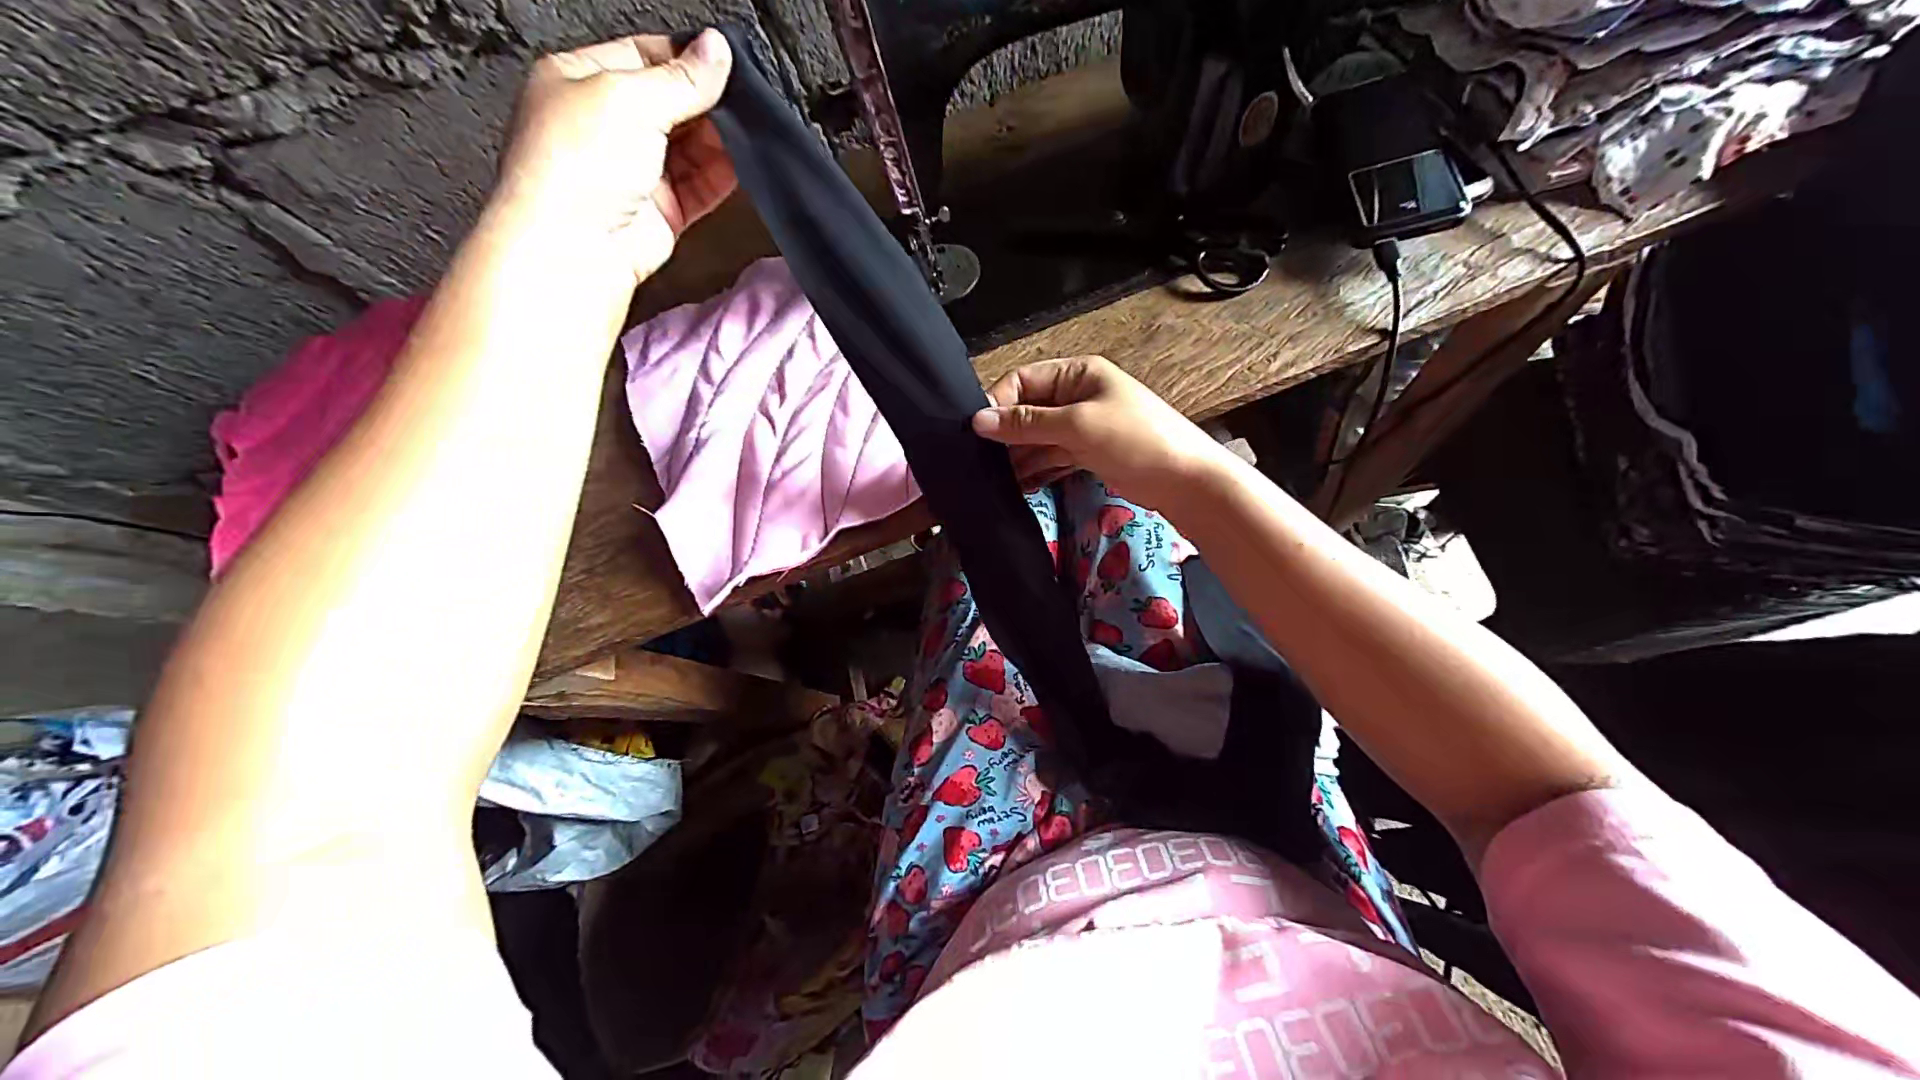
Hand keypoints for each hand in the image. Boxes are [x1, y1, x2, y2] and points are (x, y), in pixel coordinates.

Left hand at [486, 29, 736, 284]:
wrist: (574, 249)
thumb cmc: (570, 171)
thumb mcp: (629, 97)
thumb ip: (682, 77)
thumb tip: (716, 50)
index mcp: (580, 80)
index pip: (644, 55)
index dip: (685, 59)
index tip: (721, 63)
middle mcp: (606, 127)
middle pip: (672, 104)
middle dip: (706, 104)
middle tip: (736, 104)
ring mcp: (635, 172)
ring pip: (690, 149)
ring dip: (718, 143)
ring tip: (742, 136)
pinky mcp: (660, 212)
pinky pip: (701, 189)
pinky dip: (722, 178)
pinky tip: (740, 167)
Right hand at [972, 356, 1234, 512]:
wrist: (1186, 482)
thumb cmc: (1137, 440)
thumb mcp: (1078, 426)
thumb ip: (1027, 424)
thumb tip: (978, 420)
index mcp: (1078, 374)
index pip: (1023, 380)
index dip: (999, 403)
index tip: (977, 431)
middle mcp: (1078, 396)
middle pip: (1028, 410)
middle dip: (1006, 434)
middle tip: (982, 460)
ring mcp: (1083, 427)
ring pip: (1038, 438)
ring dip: (1018, 456)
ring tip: (995, 478)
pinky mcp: (1088, 454)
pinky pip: (1051, 458)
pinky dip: (1036, 470)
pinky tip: (1018, 486)